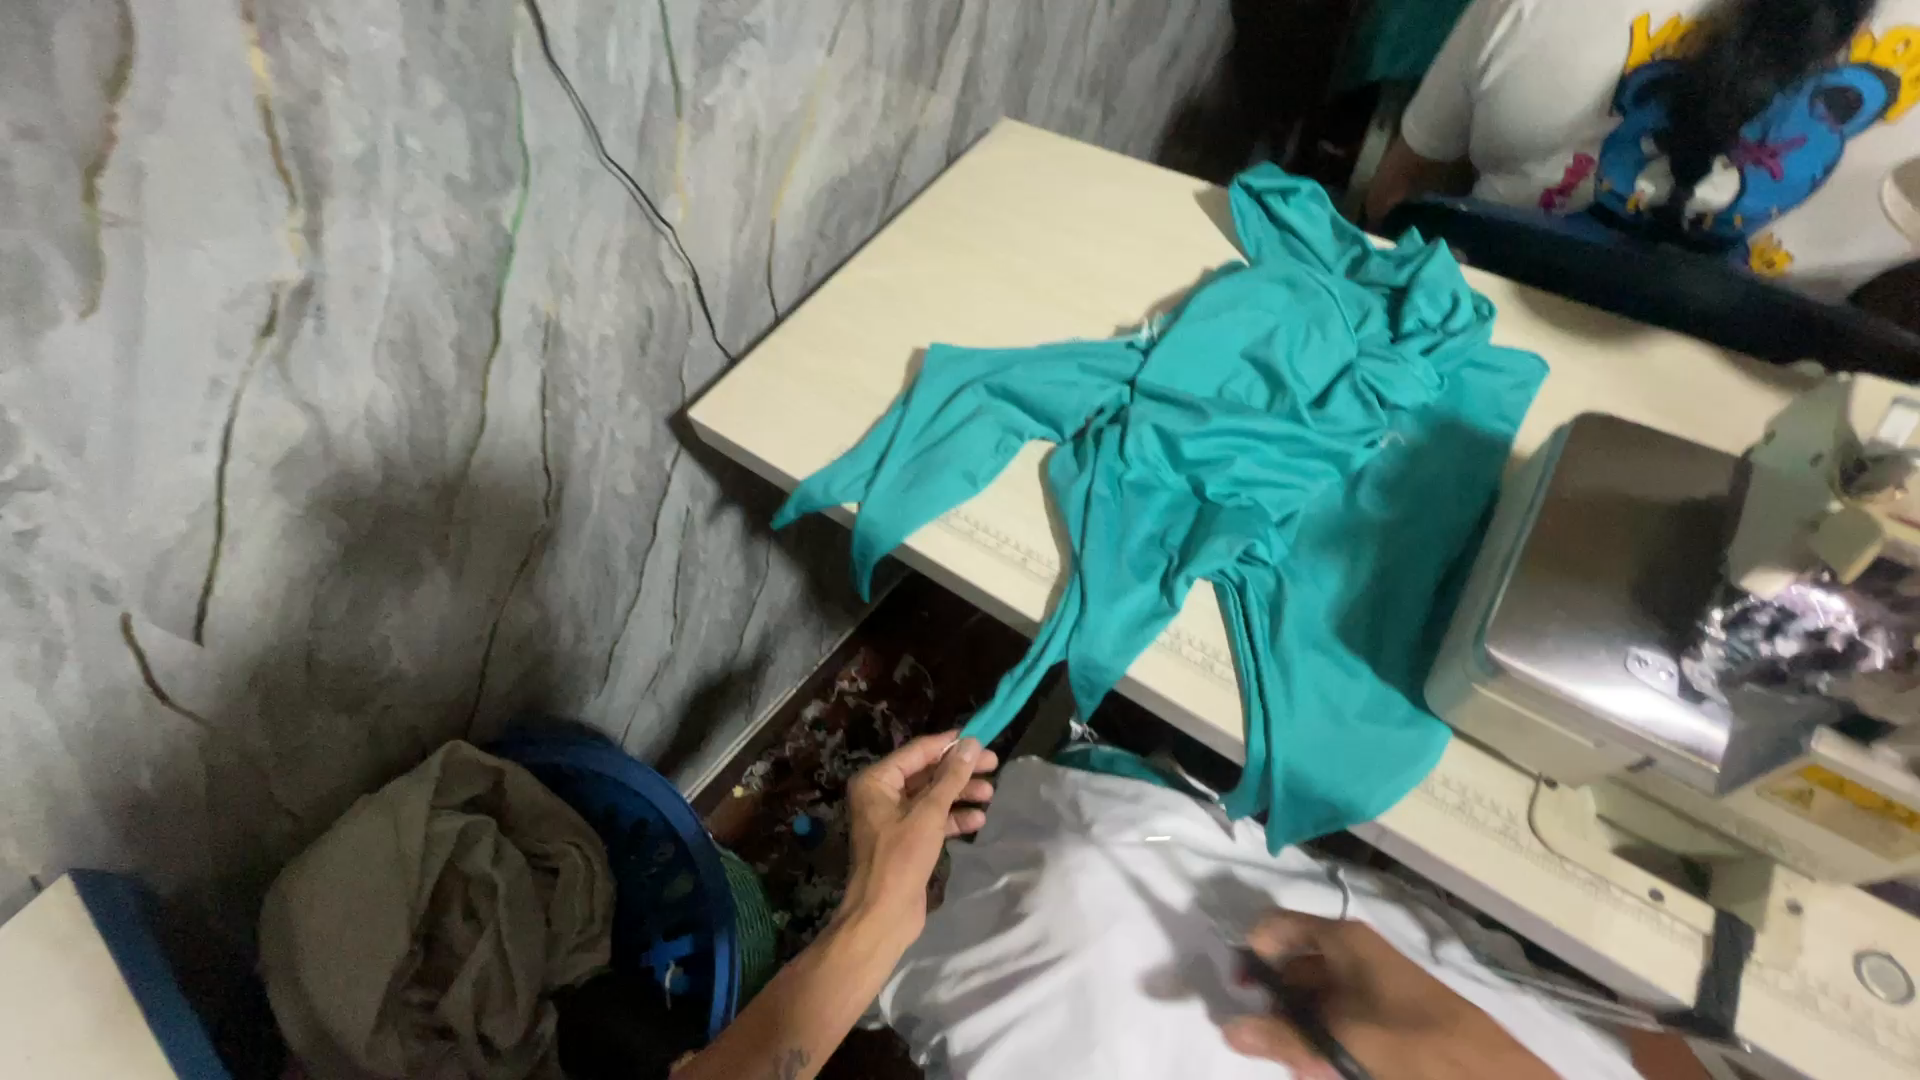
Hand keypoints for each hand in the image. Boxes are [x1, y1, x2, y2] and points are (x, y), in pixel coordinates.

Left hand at [837, 731, 997, 941]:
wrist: (883, 915)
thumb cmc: (900, 858)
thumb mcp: (929, 813)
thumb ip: (952, 777)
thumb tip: (971, 743)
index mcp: (876, 780)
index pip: (918, 751)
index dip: (949, 744)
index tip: (980, 739)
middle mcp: (881, 794)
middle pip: (927, 773)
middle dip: (959, 771)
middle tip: (993, 765)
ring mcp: (893, 818)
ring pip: (932, 796)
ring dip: (960, 794)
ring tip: (990, 794)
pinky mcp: (906, 839)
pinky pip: (932, 819)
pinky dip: (953, 817)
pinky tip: (978, 819)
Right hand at [1223, 911, 1554, 1079]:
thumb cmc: (1414, 1046)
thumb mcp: (1341, 1041)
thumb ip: (1281, 1036)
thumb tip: (1228, 1029)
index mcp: (1341, 940)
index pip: (1275, 926)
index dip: (1251, 954)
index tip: (1241, 993)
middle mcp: (1353, 954)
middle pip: (1293, 967)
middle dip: (1277, 1007)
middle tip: (1274, 1046)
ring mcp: (1373, 986)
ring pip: (1316, 1002)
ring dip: (1302, 1032)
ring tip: (1306, 1068)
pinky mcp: (1390, 1020)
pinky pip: (1342, 1024)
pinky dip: (1328, 1045)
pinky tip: (1330, 1072)